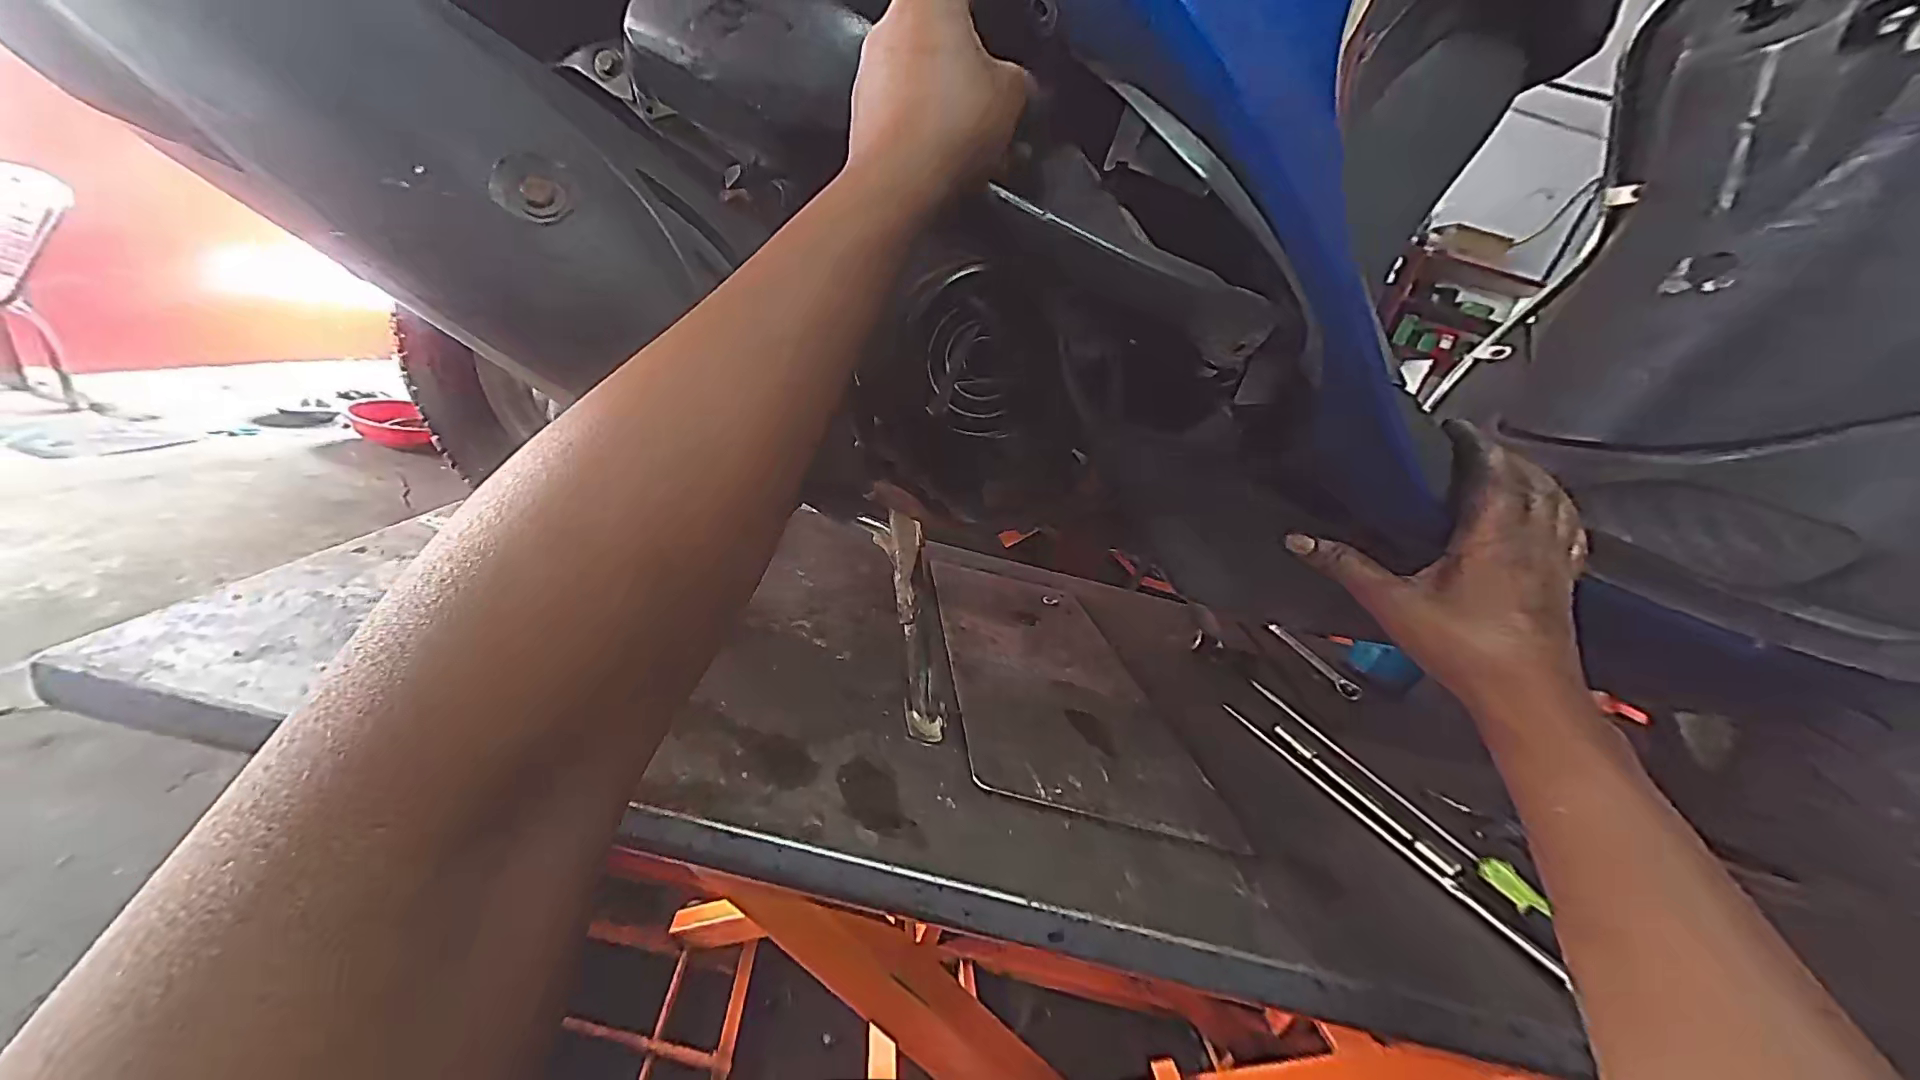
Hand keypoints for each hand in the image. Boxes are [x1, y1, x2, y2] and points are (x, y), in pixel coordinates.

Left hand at [846, 0, 1029, 211]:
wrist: (899, 188)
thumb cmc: (943, 131)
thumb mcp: (1011, 95)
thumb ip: (1018, 80)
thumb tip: (1018, 88)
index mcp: (926, 2)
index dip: (986, 17)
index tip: (996, 35)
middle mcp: (889, 28)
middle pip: (942, 39)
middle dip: (972, 71)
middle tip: (998, 99)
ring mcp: (871, 76)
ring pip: (924, 82)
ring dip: (955, 108)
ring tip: (984, 145)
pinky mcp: (865, 121)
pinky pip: (908, 117)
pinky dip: (933, 135)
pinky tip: (957, 162)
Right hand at [1287, 420, 1588, 710]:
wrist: (1525, 695)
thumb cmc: (1469, 651)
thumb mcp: (1392, 603)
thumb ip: (1347, 566)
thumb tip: (1305, 542)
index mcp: (1493, 534)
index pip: (1490, 468)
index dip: (1472, 442)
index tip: (1454, 428)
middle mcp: (1531, 539)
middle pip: (1529, 477)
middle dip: (1501, 454)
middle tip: (1473, 445)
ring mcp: (1553, 561)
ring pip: (1556, 499)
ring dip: (1533, 476)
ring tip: (1509, 468)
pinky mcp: (1561, 583)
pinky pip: (1568, 530)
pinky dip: (1557, 510)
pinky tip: (1547, 516)